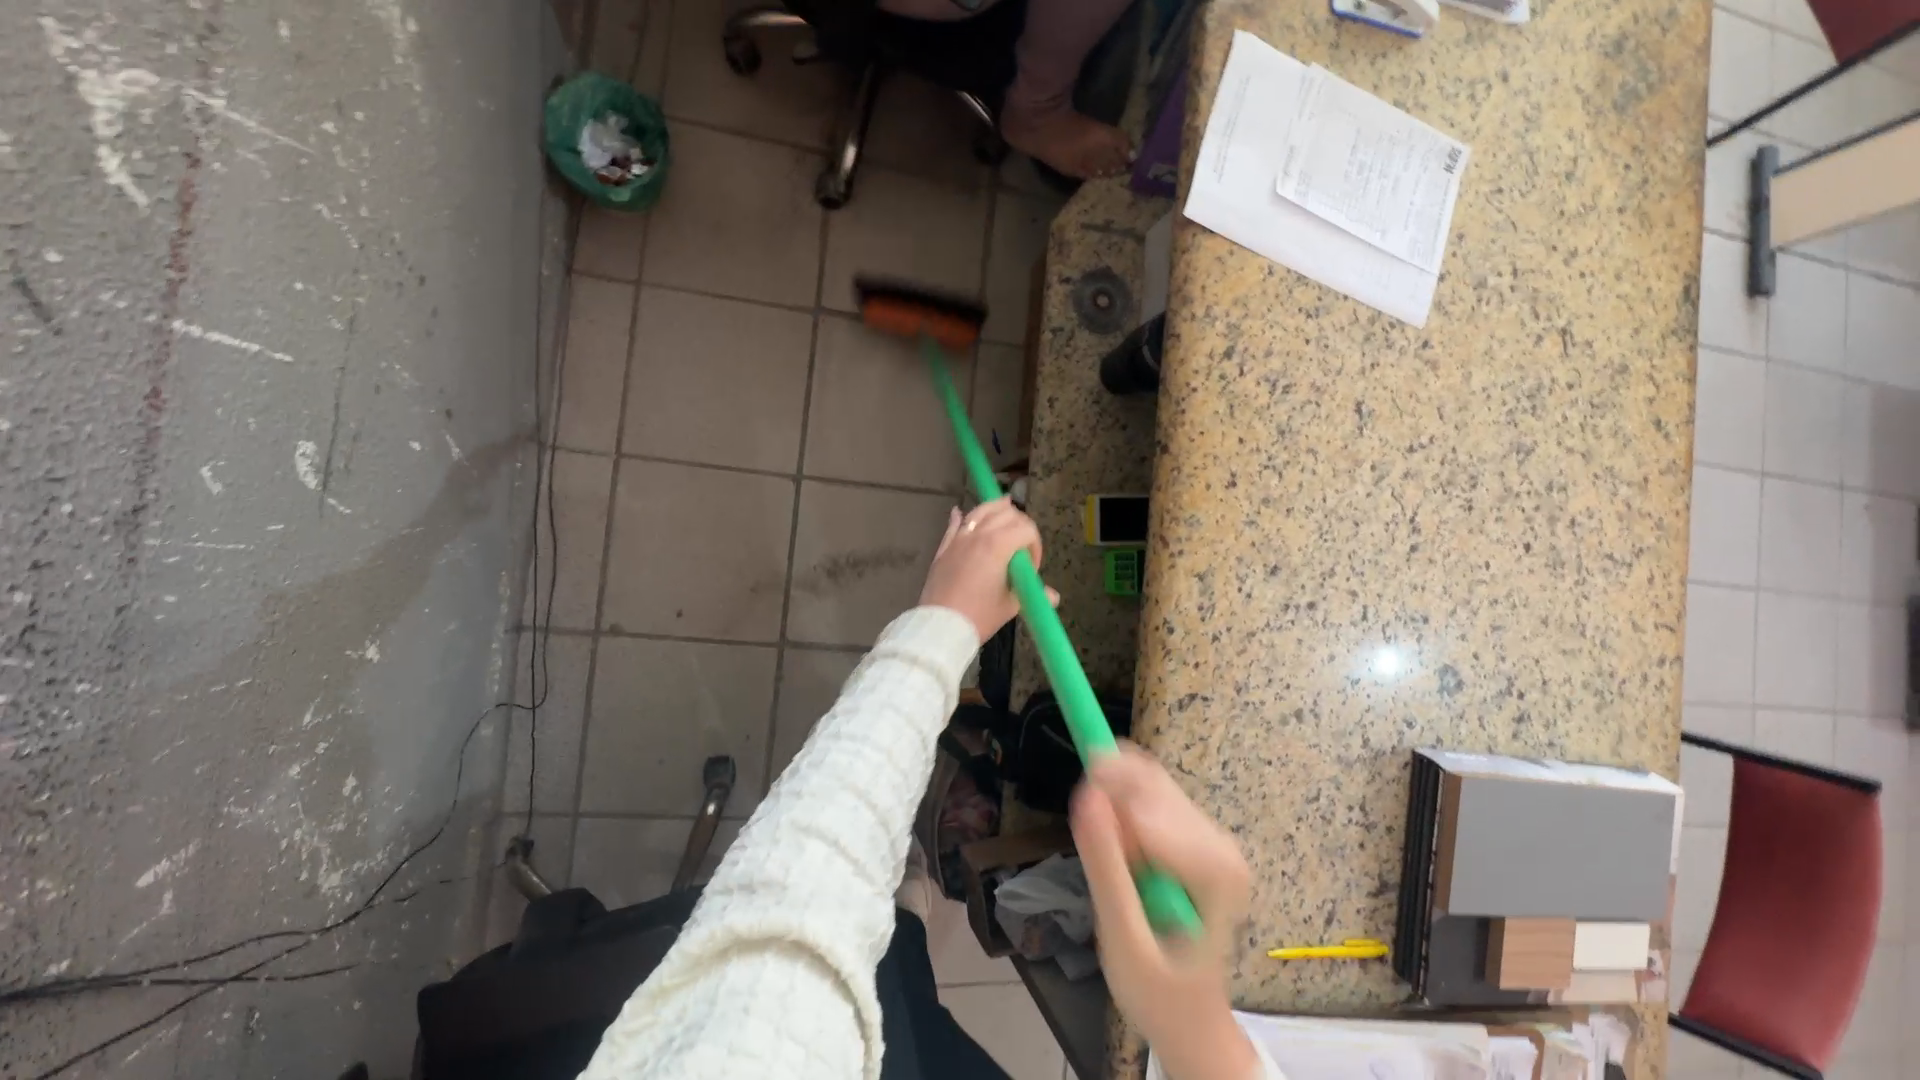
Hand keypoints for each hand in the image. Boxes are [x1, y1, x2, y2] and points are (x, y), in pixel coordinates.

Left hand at [918, 498, 1053, 642]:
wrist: (940, 626)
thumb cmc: (979, 616)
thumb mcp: (1010, 605)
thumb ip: (1031, 593)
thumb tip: (1053, 596)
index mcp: (998, 545)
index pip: (1026, 529)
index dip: (1035, 545)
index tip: (1032, 567)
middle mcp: (978, 534)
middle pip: (1006, 514)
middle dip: (1020, 523)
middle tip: (1023, 544)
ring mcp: (959, 539)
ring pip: (980, 512)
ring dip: (995, 508)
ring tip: (1005, 506)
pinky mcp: (944, 548)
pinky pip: (954, 526)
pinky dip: (961, 517)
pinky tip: (959, 513)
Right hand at [1072, 745, 1260, 1079]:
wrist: (1192, 1021)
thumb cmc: (1158, 993)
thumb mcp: (1122, 938)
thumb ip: (1106, 866)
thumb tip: (1086, 793)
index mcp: (1215, 871)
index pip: (1148, 804)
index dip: (1106, 801)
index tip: (1082, 825)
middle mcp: (1222, 845)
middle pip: (1152, 782)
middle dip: (1109, 797)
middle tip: (1089, 844)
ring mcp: (1213, 840)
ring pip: (1149, 784)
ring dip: (1115, 806)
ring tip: (1110, 864)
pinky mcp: (1198, 839)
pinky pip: (1152, 799)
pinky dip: (1124, 813)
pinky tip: (1124, 858)